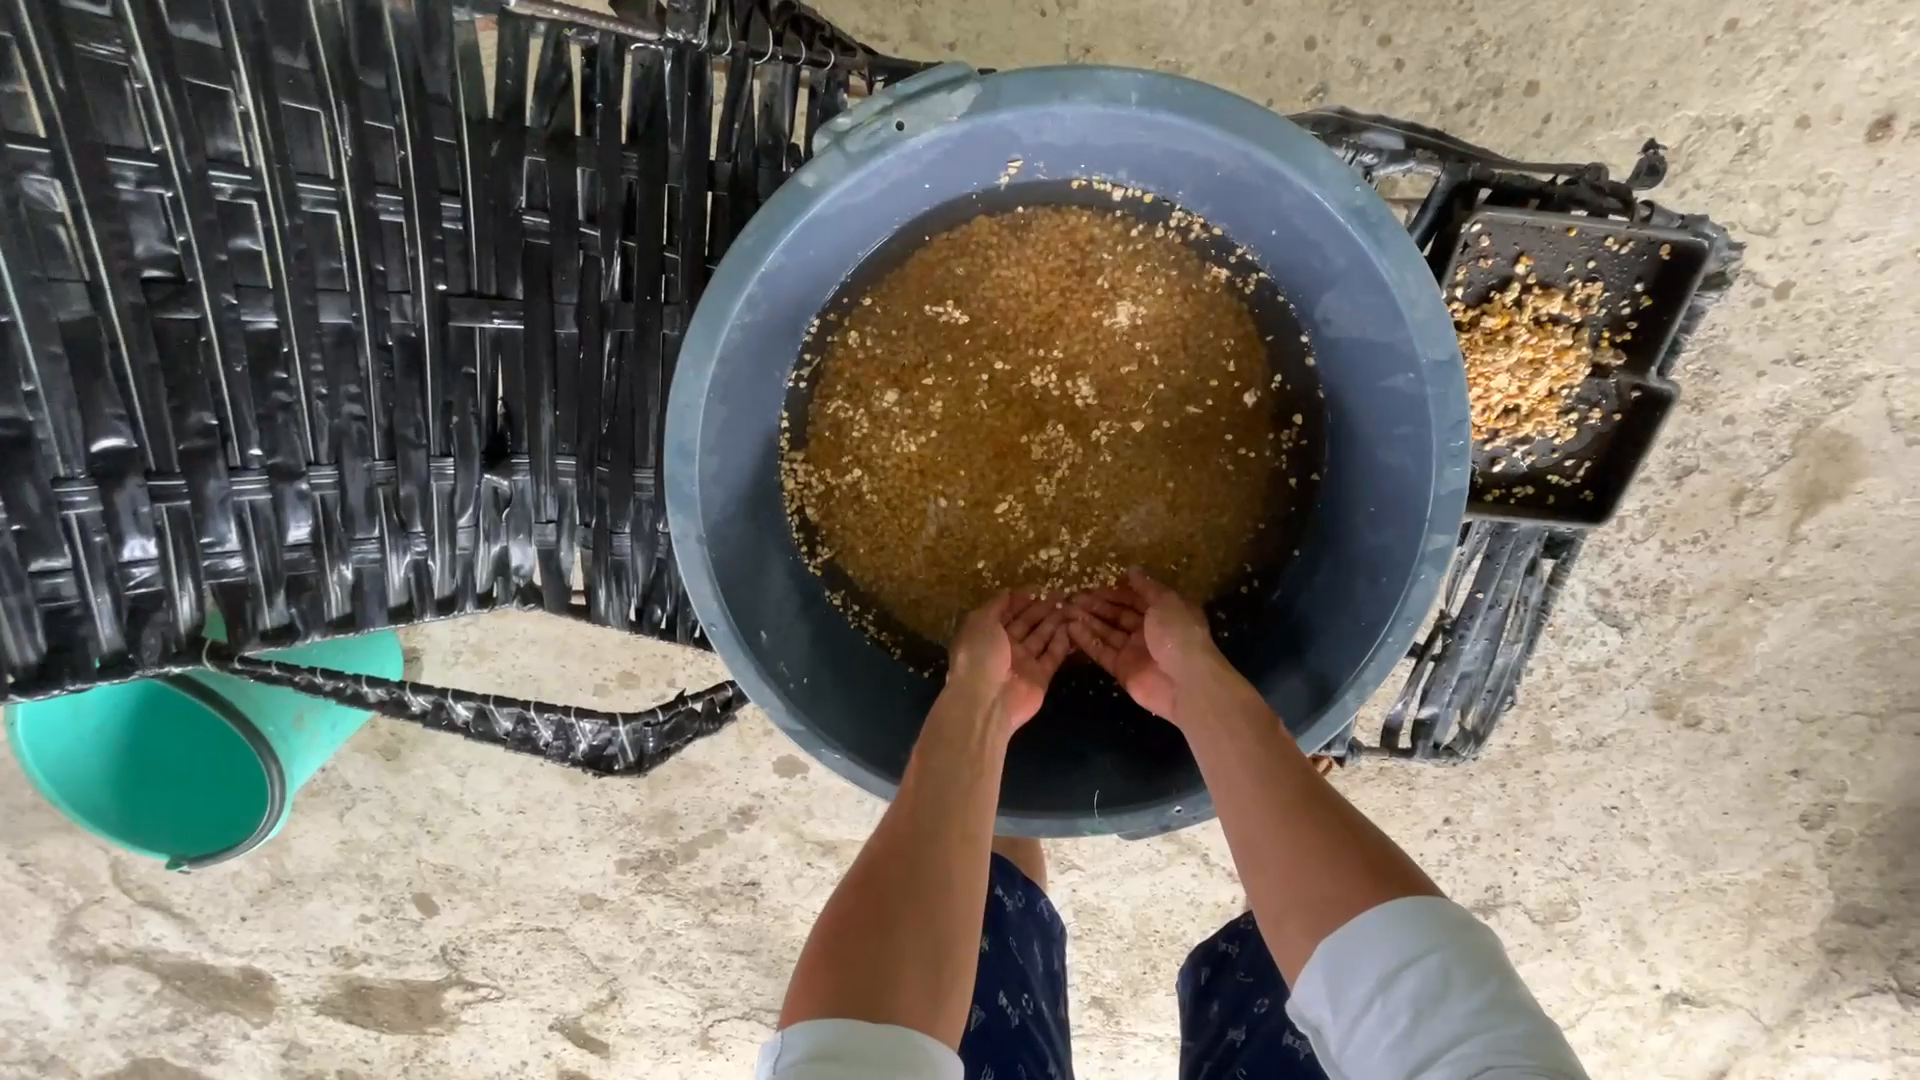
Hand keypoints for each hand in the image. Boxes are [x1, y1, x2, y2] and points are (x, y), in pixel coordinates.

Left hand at [946, 592, 1070, 733]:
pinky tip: (1071, 627)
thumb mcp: (980, 622)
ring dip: (1054, 622)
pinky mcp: (1040, 677)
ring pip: (1041, 638)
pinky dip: (1062, 642)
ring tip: (1070, 606)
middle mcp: (1005, 647)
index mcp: (987, 634)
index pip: (1006, 613)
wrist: (987, 699)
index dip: (1020, 601)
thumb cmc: (979, 655)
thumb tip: (1009, 593)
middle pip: (1026, 624)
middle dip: (1041, 609)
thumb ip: (995, 606)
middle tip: (1060, 594)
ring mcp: (1023, 663)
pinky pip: (1052, 656)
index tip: (1037, 589)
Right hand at [1066, 569, 1234, 724]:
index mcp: (1164, 613)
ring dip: (1089, 620)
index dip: (1116, 592)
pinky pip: (1102, 651)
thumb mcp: (1166, 602)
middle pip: (1119, 615)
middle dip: (1098, 606)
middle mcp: (1149, 631)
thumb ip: (1147, 586)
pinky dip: (1087, 640)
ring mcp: (1134, 651)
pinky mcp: (1122, 669)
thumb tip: (1132, 569)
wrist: (1185, 681)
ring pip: (1107, 632)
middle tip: (1074, 597)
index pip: (1135, 599)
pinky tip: (1070, 628)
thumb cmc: (1178, 634)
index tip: (1094, 585)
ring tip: (1067, 609)